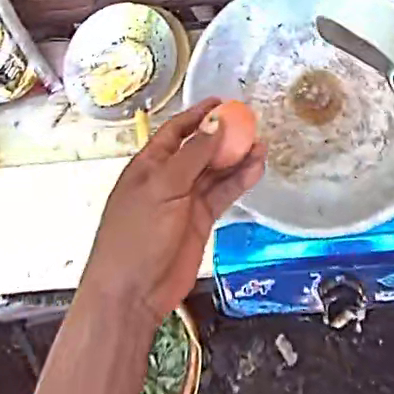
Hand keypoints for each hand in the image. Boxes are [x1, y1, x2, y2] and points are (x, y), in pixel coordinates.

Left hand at [81, 98, 265, 328]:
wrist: (132, 293)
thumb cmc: (136, 235)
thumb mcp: (163, 188)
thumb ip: (193, 155)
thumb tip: (216, 123)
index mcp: (150, 164)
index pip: (176, 130)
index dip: (198, 115)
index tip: (221, 101)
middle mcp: (168, 178)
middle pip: (201, 149)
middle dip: (224, 136)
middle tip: (251, 124)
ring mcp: (185, 200)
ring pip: (216, 172)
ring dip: (237, 159)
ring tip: (261, 146)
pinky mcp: (201, 220)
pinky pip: (223, 194)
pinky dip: (239, 182)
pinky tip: (256, 170)